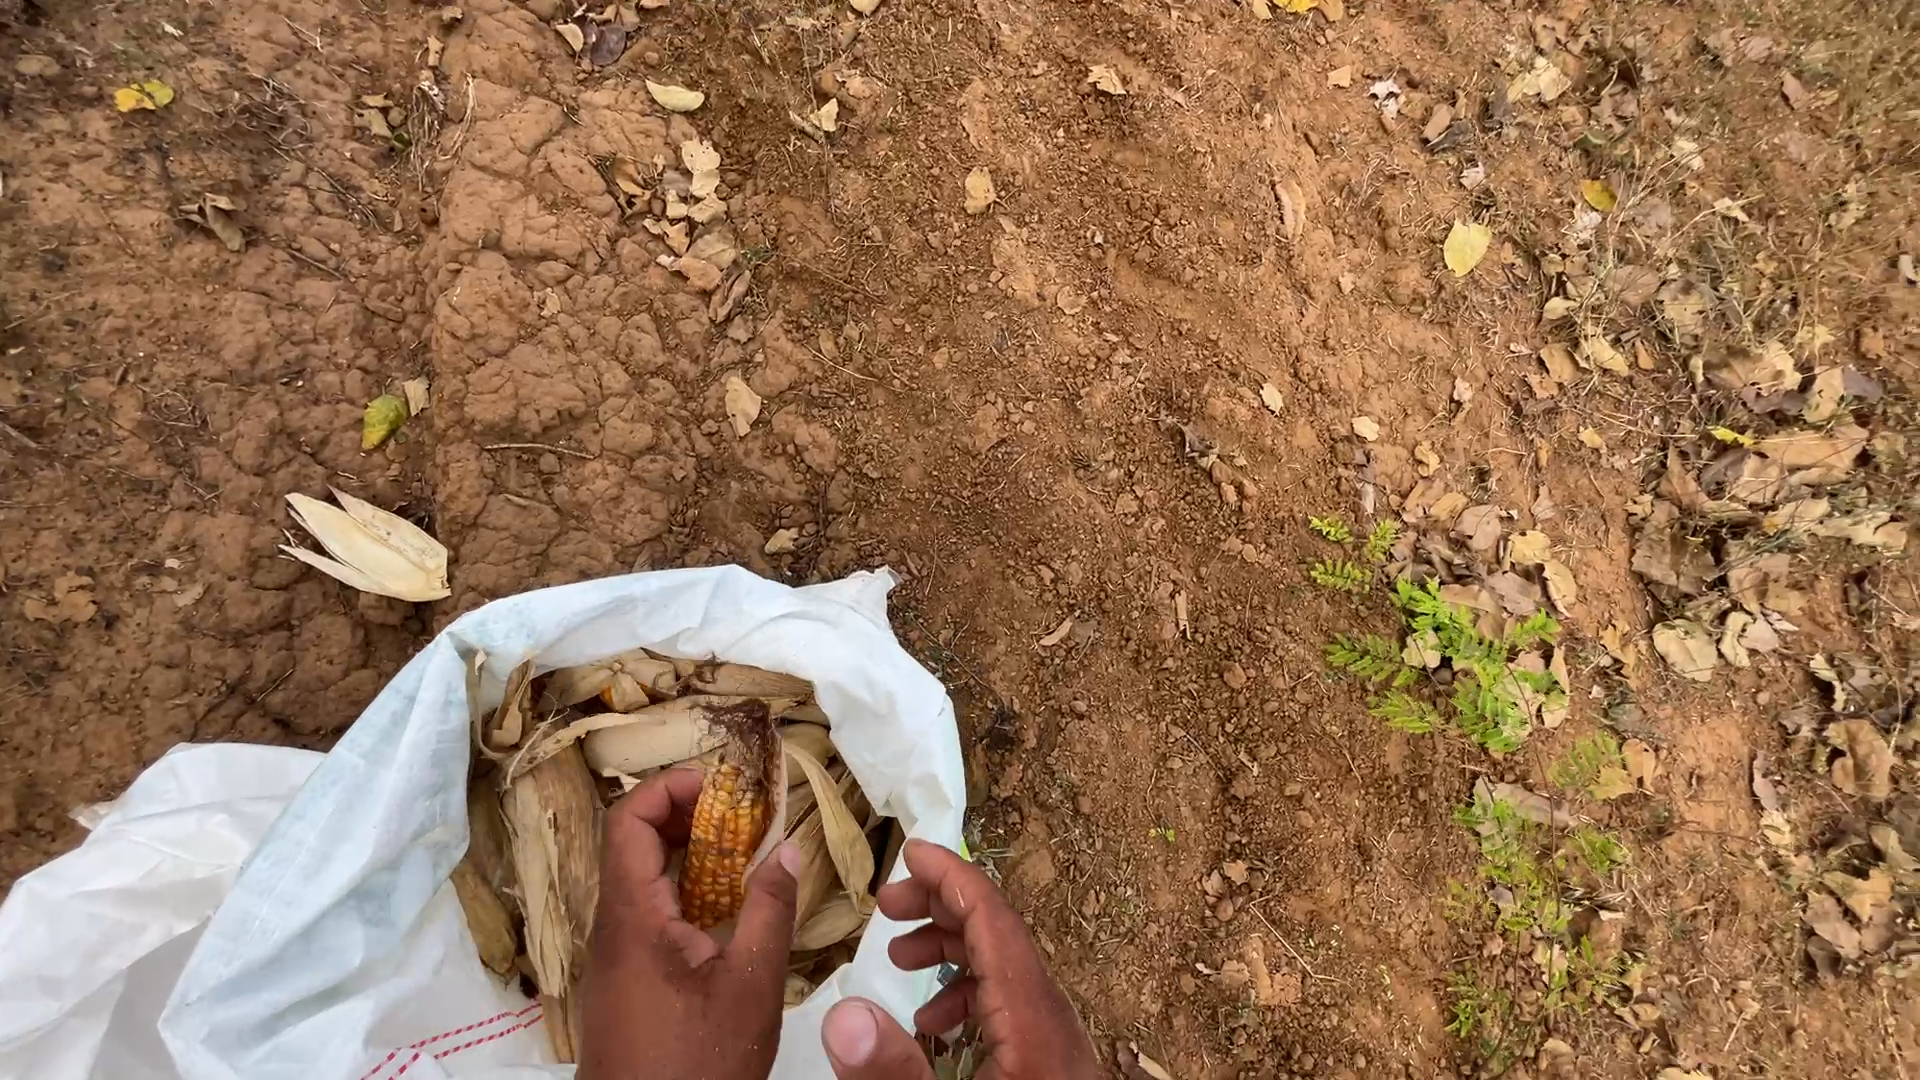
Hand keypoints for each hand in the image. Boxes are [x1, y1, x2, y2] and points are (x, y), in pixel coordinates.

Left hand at [577, 768, 801, 1079]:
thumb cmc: (698, 1064)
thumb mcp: (750, 985)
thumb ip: (770, 908)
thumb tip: (787, 846)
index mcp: (631, 920)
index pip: (626, 822)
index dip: (666, 788)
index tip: (718, 784)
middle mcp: (613, 929)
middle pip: (633, 842)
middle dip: (688, 814)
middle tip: (743, 812)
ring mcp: (616, 955)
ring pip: (643, 876)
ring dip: (691, 850)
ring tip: (744, 847)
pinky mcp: (627, 978)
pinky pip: (650, 909)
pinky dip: (688, 887)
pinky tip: (730, 901)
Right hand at [819, 839, 1102, 1079]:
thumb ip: (894, 1076)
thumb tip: (842, 1010)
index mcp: (1033, 1018)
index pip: (993, 917)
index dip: (951, 875)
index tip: (909, 851)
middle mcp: (1050, 1018)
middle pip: (998, 932)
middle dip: (940, 907)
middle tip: (884, 906)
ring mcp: (1053, 1044)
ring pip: (1002, 968)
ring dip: (948, 951)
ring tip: (898, 958)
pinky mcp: (1046, 1067)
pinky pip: (1006, 1007)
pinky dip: (964, 997)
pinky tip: (930, 1027)